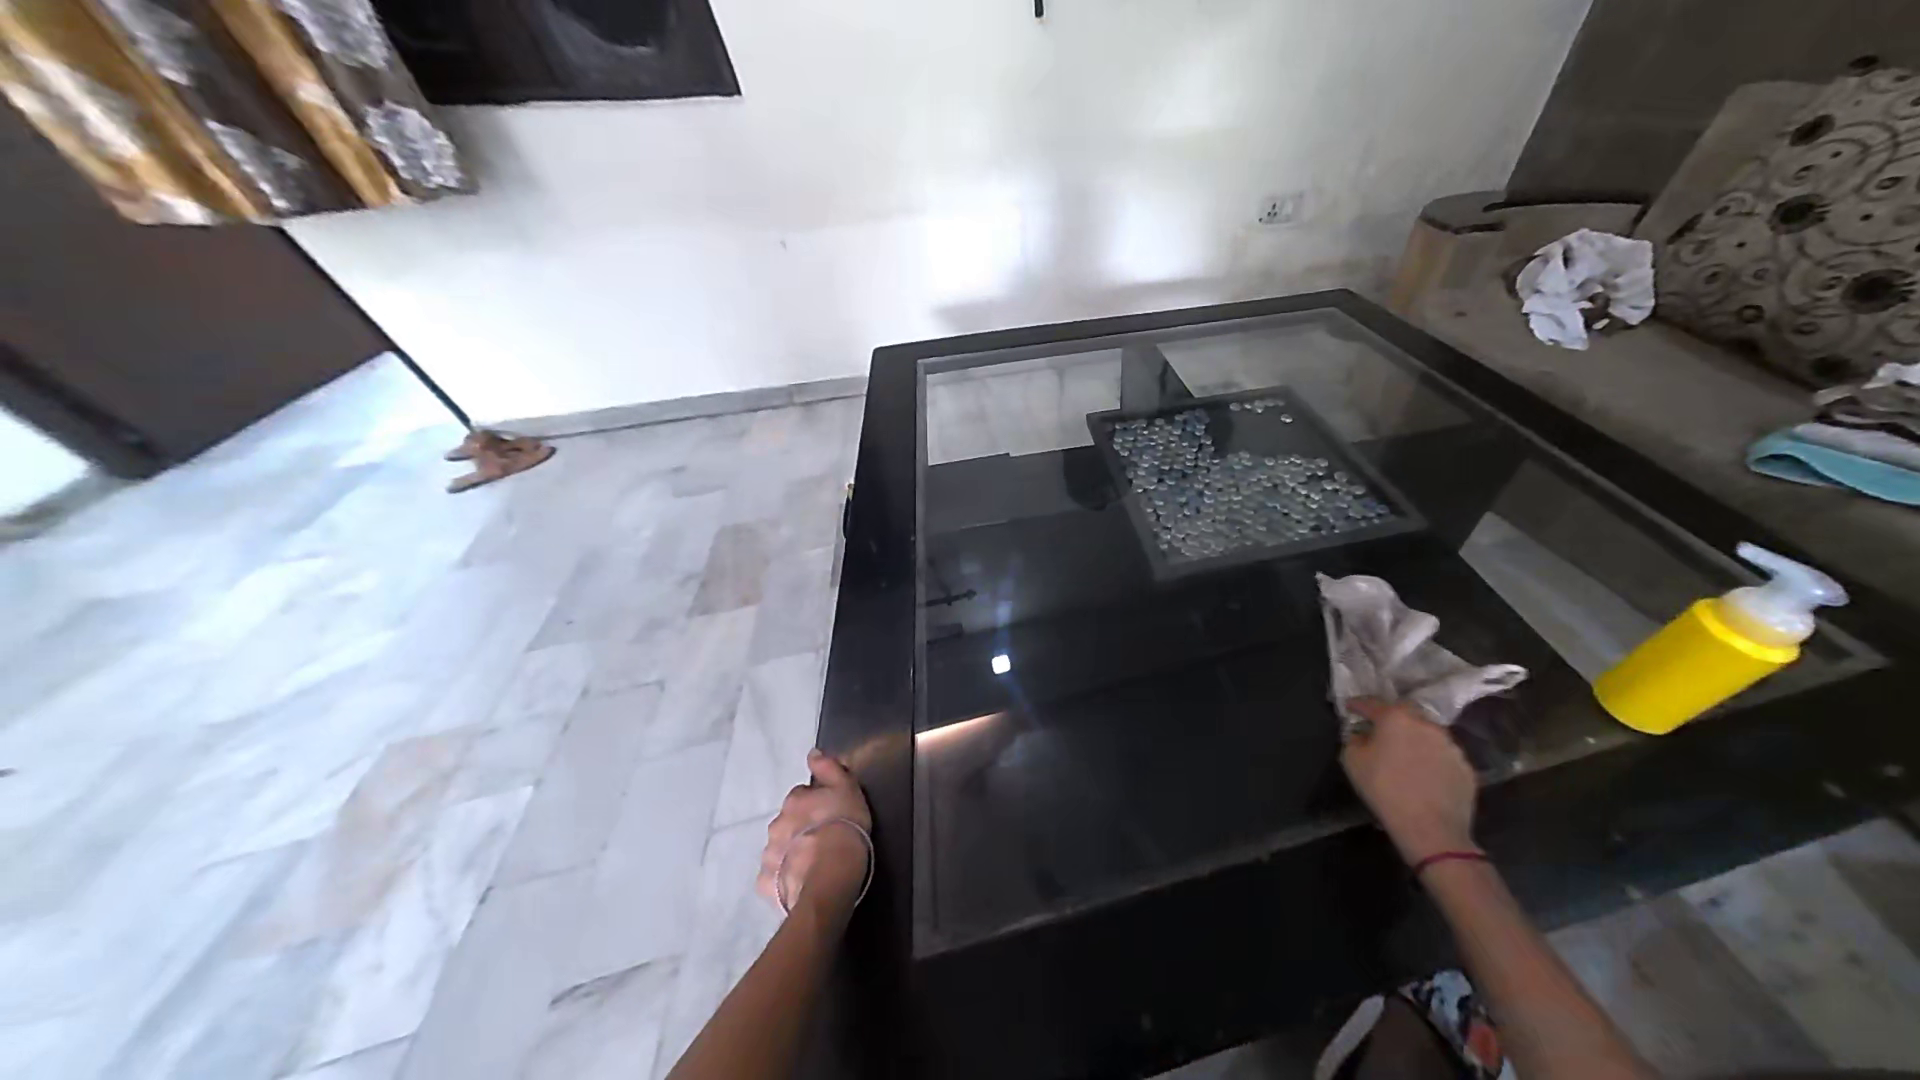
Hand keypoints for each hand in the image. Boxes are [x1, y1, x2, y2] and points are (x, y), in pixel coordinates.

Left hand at [756, 749, 872, 912]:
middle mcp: (776, 824)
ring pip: (779, 849)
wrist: (830, 874)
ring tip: (813, 864)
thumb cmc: (844, 826)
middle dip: (800, 828)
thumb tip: (813, 752)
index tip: (829, 813)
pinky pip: (774, 878)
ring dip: (791, 852)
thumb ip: (829, 768)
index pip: (801, 796)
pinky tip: (800, 882)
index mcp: (794, 801)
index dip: (815, 803)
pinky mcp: (767, 884)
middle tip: (822, 839)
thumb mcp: (847, 789)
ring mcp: (769, 855)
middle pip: (787, 822)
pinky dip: (783, 879)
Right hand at [1339, 697, 1477, 865]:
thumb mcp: (1352, 761)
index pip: (1372, 703)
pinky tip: (1423, 774)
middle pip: (1405, 712)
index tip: (1349, 707)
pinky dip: (1431, 758)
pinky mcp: (1465, 767)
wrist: (1431, 827)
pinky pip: (1442, 755)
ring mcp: (1451, 746)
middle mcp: (1426, 724)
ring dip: (1414, 738)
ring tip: (1404, 754)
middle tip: (1380, 729)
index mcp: (1396, 718)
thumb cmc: (1384, 788)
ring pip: (1427, 733)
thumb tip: (1362, 735)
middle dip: (1391, 717)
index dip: (1358, 704)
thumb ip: (1354, 740)